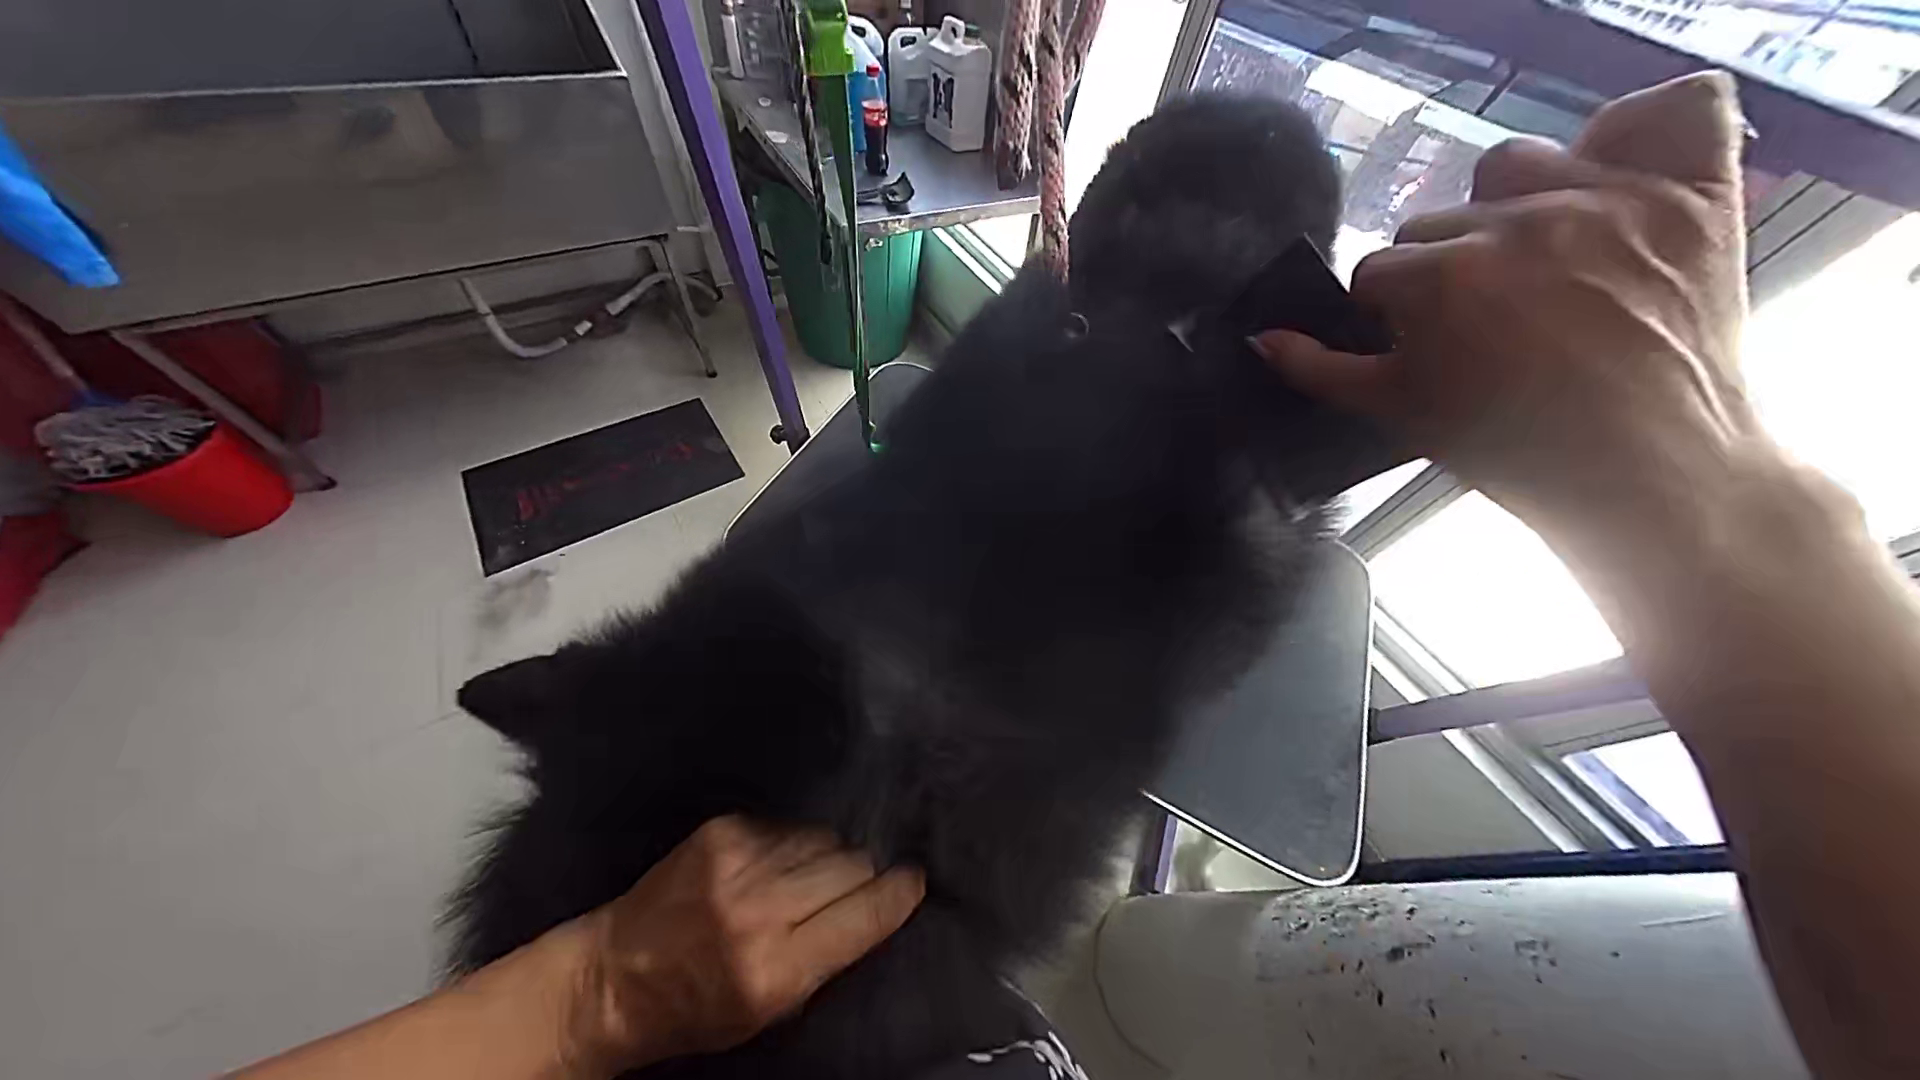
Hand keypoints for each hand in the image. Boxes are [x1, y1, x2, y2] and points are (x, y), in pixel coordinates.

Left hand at [565, 816, 924, 1074]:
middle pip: (852, 862)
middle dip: (860, 874)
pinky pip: (789, 825)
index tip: (914, 880)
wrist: (616, 976)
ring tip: (802, 879)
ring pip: (824, 837)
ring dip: (825, 856)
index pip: (867, 912)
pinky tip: (768, 866)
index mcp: (775, 968)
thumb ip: (830, 956)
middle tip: (844, 890)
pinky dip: (791, 844)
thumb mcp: (774, 1008)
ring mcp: (739, 861)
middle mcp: (760, 908)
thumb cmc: (700, 1008)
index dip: (900, 892)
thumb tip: (881, 900)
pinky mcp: (724, 829)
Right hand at [1256, 72, 1797, 574]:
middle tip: (1468, 316)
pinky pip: (1672, 104)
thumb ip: (1317, 368)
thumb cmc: (1499, 443)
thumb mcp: (1390, 408)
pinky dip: (1632, 132)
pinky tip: (1604, 180)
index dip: (1383, 311)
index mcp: (1436, 279)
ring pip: (1513, 165)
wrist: (1638, 464)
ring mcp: (1606, 199)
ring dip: (1501, 205)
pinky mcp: (1691, 191)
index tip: (1411, 342)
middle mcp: (1513, 223)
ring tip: (1523, 255)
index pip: (1374, 271)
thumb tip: (1262, 340)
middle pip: (1433, 221)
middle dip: (1434, 265)